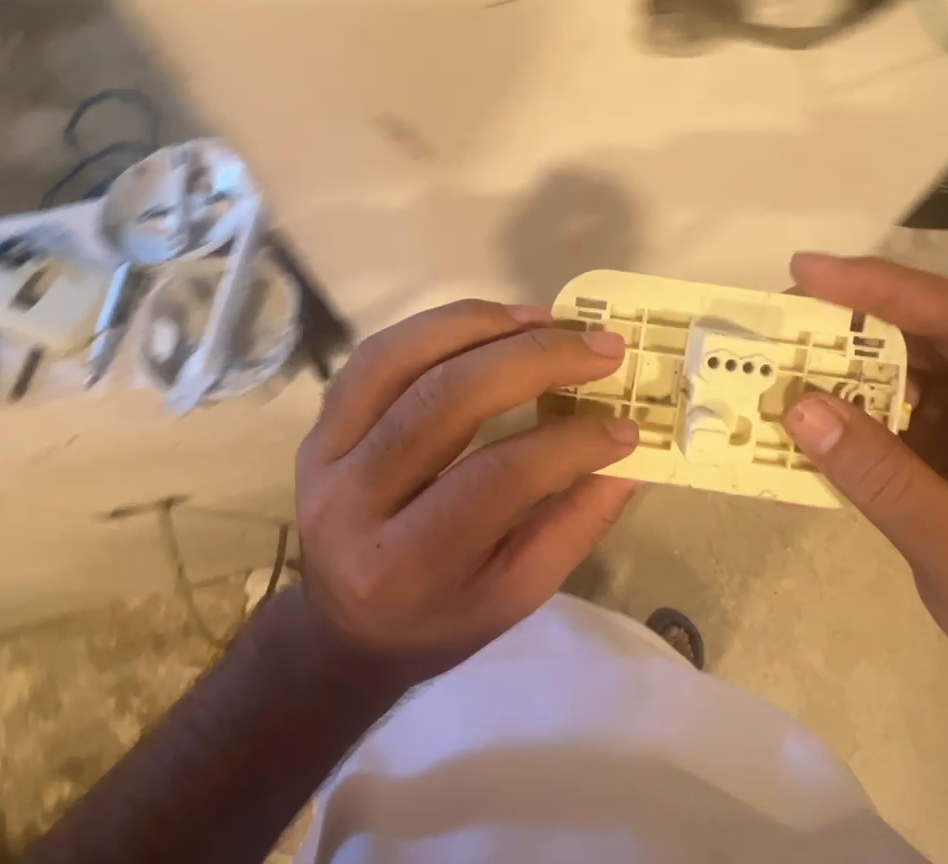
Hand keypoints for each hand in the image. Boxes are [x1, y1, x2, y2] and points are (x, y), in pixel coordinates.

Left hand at [292, 299, 639, 681]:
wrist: (345, 628)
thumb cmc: (441, 619)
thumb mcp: (517, 593)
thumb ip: (575, 522)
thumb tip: (630, 452)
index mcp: (404, 562)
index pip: (496, 479)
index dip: (568, 442)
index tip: (624, 424)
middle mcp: (351, 501)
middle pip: (445, 400)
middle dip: (534, 361)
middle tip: (599, 347)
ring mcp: (322, 455)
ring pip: (399, 358)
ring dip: (481, 325)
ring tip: (546, 320)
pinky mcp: (317, 427)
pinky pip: (376, 355)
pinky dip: (436, 328)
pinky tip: (489, 324)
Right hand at [781, 254, 947, 721]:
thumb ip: (883, 479)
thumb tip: (798, 407)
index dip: (887, 289)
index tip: (808, 272)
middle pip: (935, 328)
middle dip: (854, 316)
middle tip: (775, 310)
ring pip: (909, 362)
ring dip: (843, 360)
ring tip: (774, 354)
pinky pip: (894, 405)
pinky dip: (846, 405)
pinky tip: (801, 408)